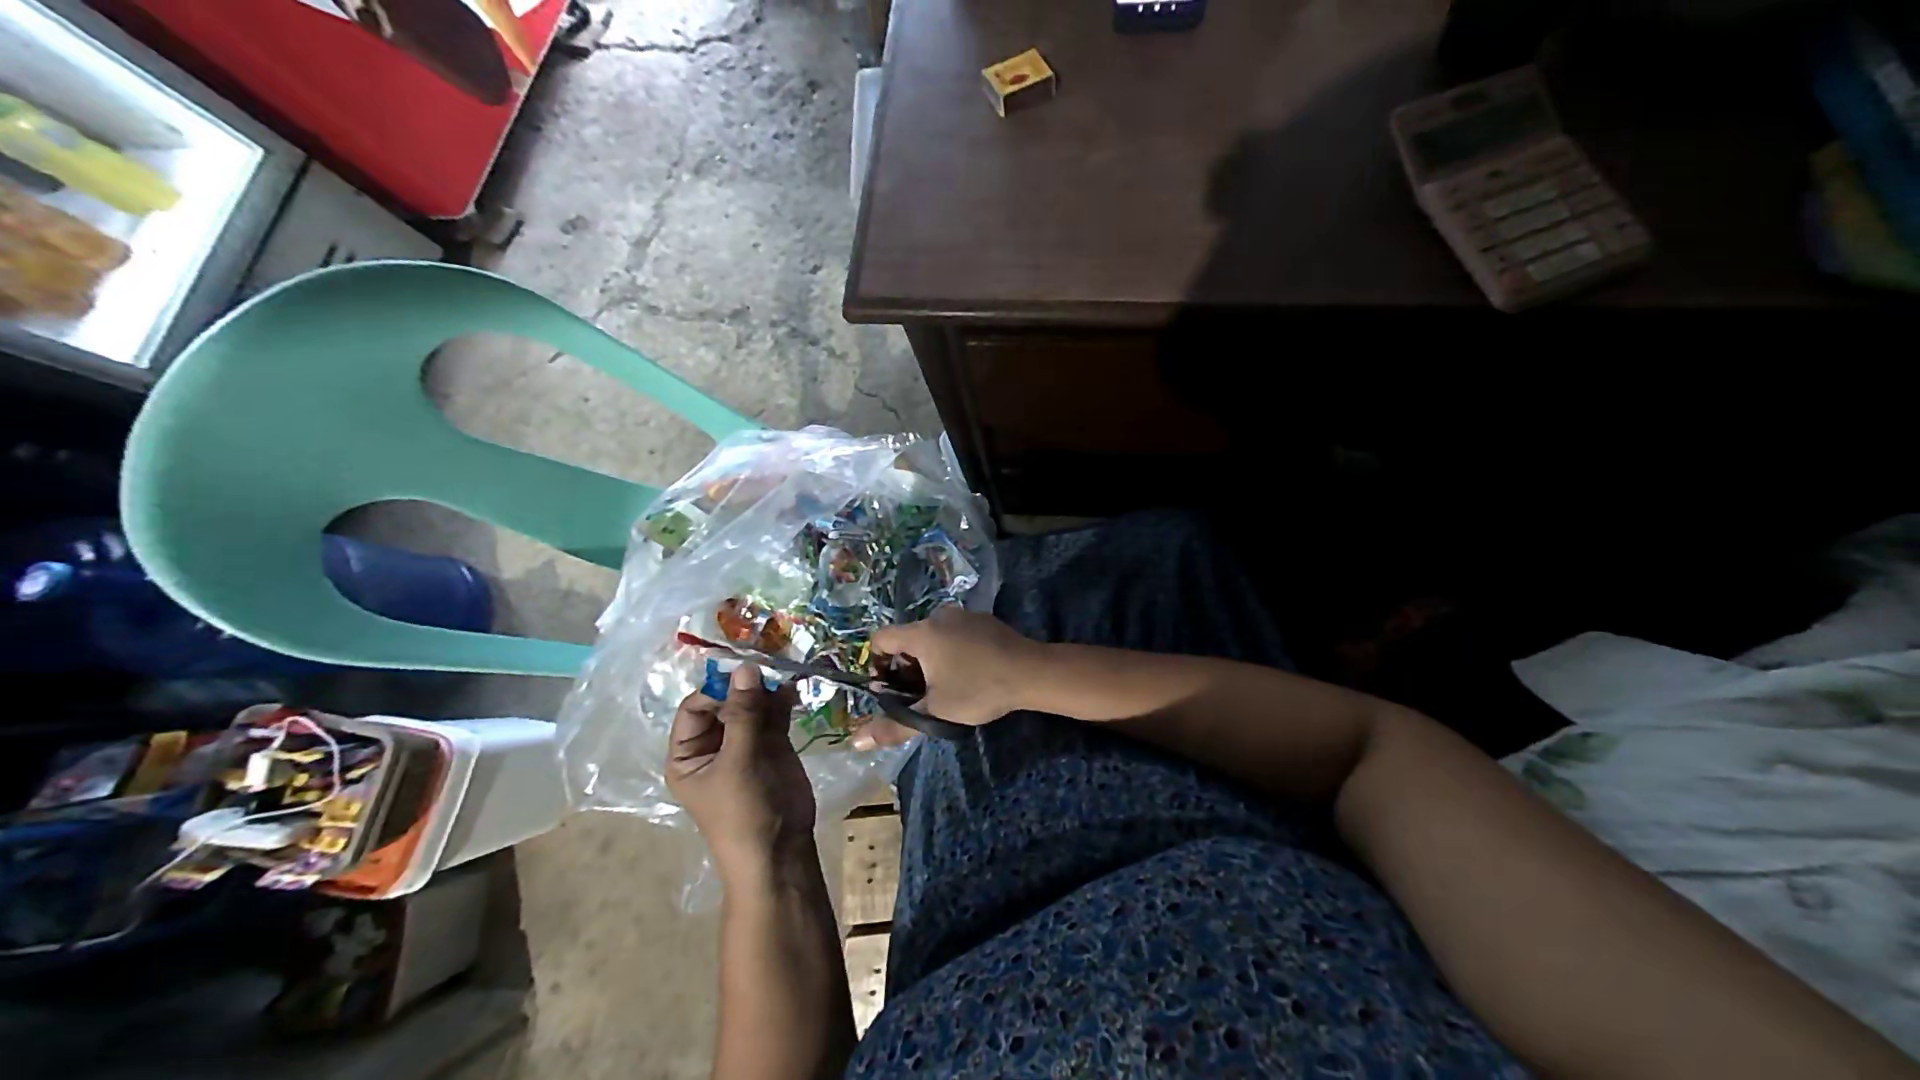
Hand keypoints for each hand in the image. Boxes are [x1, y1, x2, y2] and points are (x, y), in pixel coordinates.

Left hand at [667, 663, 814, 879]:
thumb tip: (745, 668)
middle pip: (725, 702)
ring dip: (766, 689)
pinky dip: (783, 701)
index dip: (716, 689)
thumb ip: (743, 713)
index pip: (695, 707)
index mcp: (688, 754)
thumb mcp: (738, 762)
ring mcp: (745, 745)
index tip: (743, 674)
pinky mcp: (772, 747)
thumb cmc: (744, 812)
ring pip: (752, 706)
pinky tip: (794, 689)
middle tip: (768, 664)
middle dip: (745, 685)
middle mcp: (713, 745)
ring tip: (784, 671)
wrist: (780, 852)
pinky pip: (774, 716)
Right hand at [855, 608, 1044, 747]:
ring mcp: (964, 616)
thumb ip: (895, 725)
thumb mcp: (934, 711)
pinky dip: (951, 653)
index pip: (881, 638)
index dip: (877, 664)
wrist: (1032, 672)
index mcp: (921, 632)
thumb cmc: (978, 689)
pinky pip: (955, 635)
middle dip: (906, 668)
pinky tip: (970, 675)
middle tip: (920, 696)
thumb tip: (856, 741)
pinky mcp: (984, 621)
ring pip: (933, 638)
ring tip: (946, 689)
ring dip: (930, 661)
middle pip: (908, 639)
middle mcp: (939, 616)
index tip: (891, 690)